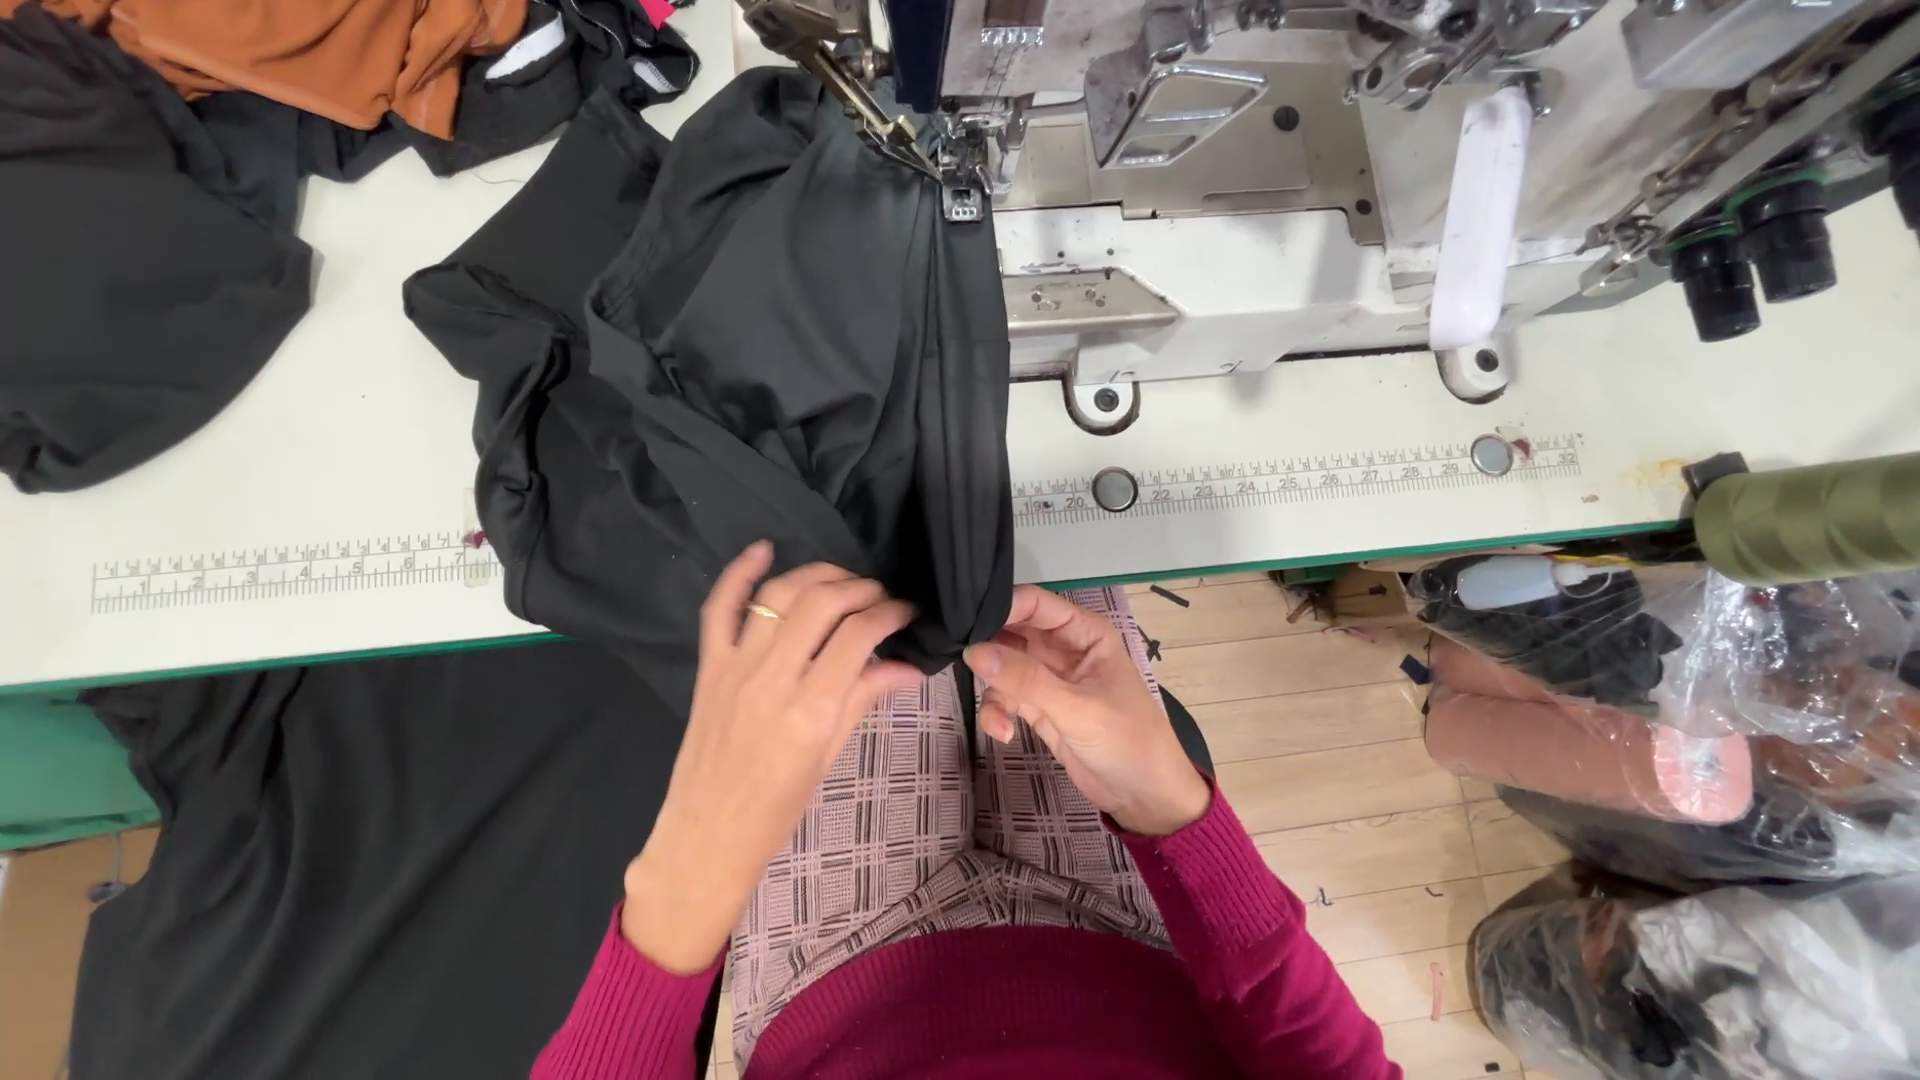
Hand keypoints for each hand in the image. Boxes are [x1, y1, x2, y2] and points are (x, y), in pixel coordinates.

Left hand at [621, 542, 921, 972]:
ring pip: (779, 596)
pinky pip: (718, 608)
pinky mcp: (708, 666)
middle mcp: (772, 679)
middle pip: (822, 603)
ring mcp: (735, 668)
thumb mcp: (829, 756)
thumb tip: (910, 666)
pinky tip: (764, 549)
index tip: (909, 612)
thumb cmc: (777, 807)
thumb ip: (864, 699)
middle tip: (881, 597)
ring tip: (843, 580)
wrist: (707, 835)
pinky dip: (738, 572)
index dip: (891, 613)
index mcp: (810, 709)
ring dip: (817, 575)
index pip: (859, 636)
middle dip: (861, 588)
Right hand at [964, 586, 1210, 836]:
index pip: (1035, 604)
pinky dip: (997, 712)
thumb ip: (1025, 679)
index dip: (1002, 608)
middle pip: (1012, 631)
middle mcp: (1064, 647)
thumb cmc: (1126, 739)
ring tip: (996, 718)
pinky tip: (1003, 733)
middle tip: (961, 663)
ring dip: (992, 689)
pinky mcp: (1038, 707)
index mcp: (1085, 632)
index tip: (967, 626)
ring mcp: (1049, 678)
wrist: (1145, 796)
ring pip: (1003, 666)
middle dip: (987, 648)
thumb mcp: (1077, 708)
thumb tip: (973, 652)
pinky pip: (1005, 697)